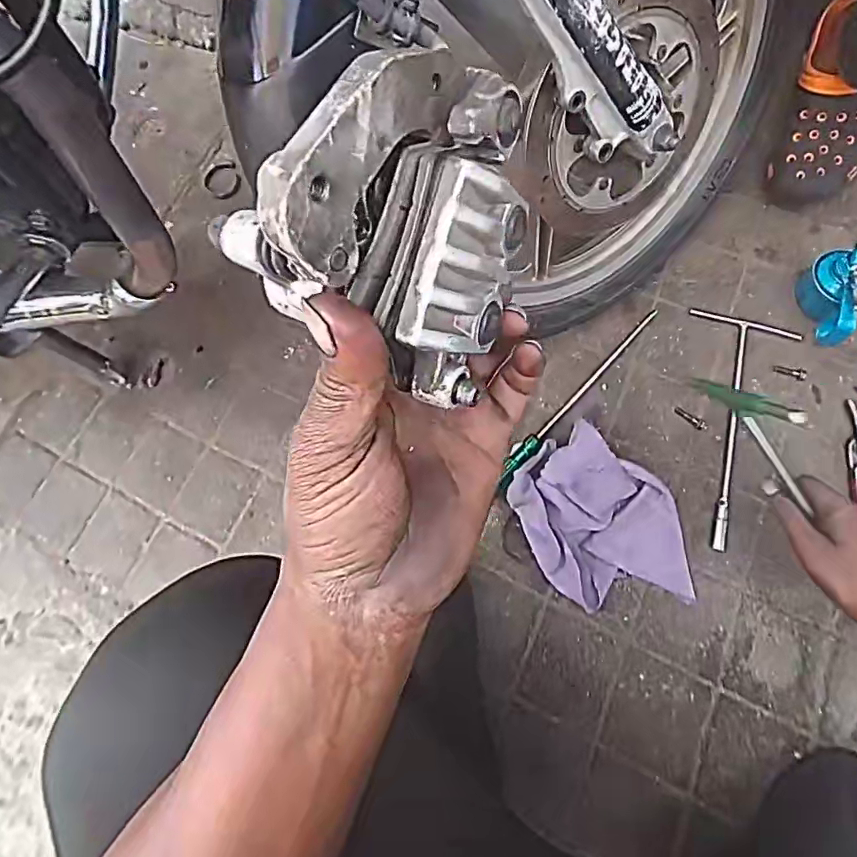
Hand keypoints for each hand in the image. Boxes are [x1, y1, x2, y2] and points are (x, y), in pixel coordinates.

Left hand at [281, 293, 543, 634]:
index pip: (385, 324)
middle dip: (462, 308)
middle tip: (476, 288)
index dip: (406, 293)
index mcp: (361, 387)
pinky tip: (527, 356)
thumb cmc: (334, 527)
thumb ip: (344, 381)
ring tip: (509, 319)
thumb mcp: (329, 449)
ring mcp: (450, 416)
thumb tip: (337, 313)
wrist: (375, 593)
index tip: (422, 264)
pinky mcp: (483, 441)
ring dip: (498, 334)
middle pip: (442, 334)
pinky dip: (522, 373)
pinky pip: (509, 398)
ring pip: (482, 359)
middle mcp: (408, 395)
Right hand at [771, 477, 856, 628]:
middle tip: (792, 534)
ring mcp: (854, 523)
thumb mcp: (809, 549)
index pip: (805, 482)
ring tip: (807, 549)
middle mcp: (850, 510)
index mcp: (840, 507)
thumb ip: (791, 519)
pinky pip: (827, 526)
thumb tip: (778, 498)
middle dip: (796, 511)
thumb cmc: (849, 582)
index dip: (785, 489)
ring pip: (818, 512)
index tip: (774, 500)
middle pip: (812, 496)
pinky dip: (816, 536)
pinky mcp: (854, 537)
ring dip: (806, 525)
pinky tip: (818, 556)